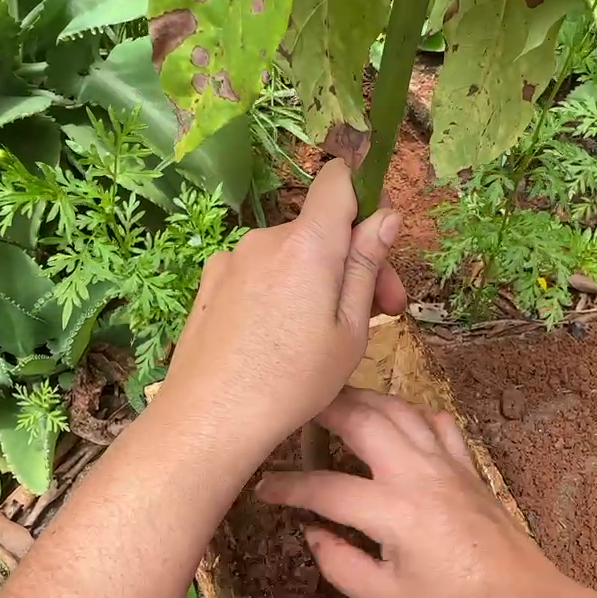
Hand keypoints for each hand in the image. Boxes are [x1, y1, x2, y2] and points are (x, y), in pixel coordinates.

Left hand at [159, 160, 406, 447]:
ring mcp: (232, 259)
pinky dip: (279, 291)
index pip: (338, 180)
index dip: (364, 199)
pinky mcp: (210, 283)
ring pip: (290, 254)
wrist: (210, 418)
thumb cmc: (293, 381)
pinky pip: (259, 272)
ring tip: (324, 336)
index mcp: (307, 244)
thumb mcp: (350, 330)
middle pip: (320, 228)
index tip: (378, 245)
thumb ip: (367, 266)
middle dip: (353, 262)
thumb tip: (387, 215)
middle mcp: (265, 238)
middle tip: (380, 313)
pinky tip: (278, 337)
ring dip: (315, 280)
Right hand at [255, 388, 571, 597]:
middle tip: (296, 406)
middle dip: (325, 407)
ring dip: (365, 399)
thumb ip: (340, 564)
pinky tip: (397, 420)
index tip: (263, 487)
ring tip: (338, 401)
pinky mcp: (466, 464)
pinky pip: (436, 422)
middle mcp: (418, 473)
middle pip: (364, 419)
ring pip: (400, 409)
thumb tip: (312, 532)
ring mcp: (446, 462)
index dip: (288, 486)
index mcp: (394, 510)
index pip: (327, 488)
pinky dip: (411, 412)